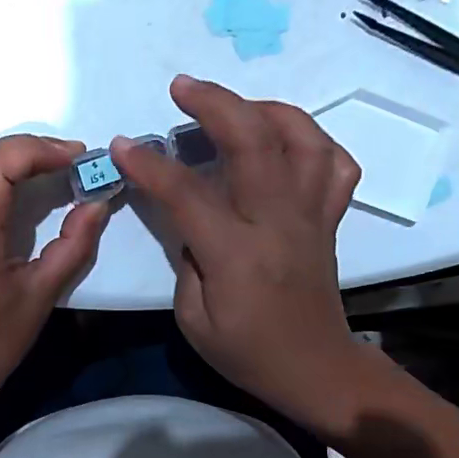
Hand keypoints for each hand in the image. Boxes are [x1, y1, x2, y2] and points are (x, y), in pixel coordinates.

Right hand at [112, 76, 363, 423]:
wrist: (315, 369)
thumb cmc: (246, 353)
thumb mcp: (193, 318)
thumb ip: (187, 260)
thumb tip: (189, 219)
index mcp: (237, 254)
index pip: (188, 194)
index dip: (151, 164)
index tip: (124, 144)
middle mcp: (279, 223)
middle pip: (254, 142)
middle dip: (215, 104)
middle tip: (182, 88)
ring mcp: (311, 217)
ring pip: (303, 140)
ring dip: (267, 109)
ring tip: (236, 106)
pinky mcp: (329, 220)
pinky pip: (335, 165)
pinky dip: (312, 140)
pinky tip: (285, 141)